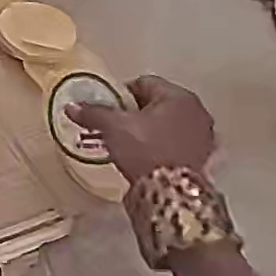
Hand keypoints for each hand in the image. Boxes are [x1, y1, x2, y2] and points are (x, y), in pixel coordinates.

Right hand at [66, 75, 216, 182]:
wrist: (170, 193)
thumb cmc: (144, 150)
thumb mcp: (114, 128)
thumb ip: (93, 113)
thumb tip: (71, 106)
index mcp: (178, 96)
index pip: (143, 83)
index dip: (120, 94)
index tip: (107, 111)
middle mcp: (196, 110)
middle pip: (157, 103)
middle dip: (135, 113)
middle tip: (114, 129)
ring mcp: (204, 135)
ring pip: (168, 124)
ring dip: (150, 131)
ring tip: (129, 146)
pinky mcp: (203, 158)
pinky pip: (177, 144)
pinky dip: (162, 146)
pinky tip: (147, 158)